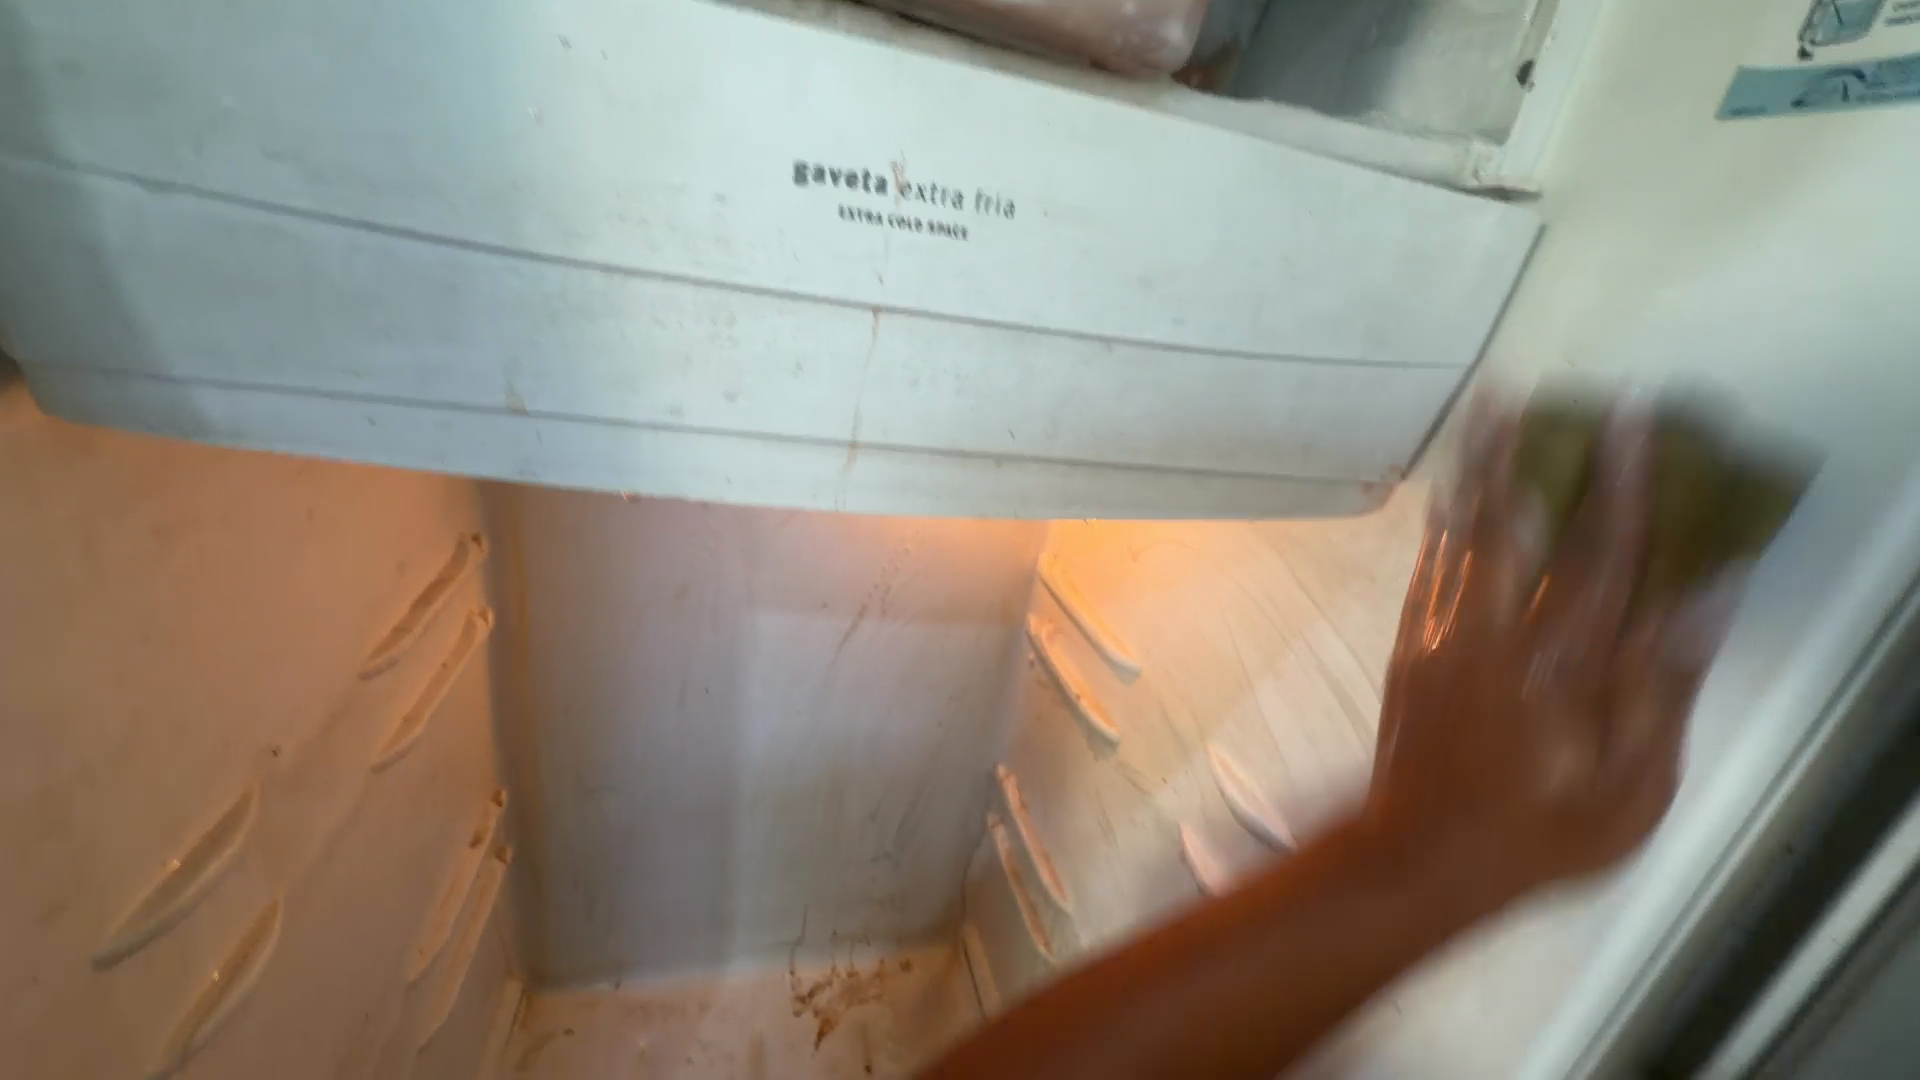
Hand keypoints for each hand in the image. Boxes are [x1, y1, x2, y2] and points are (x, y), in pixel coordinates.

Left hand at [1366, 400, 1748, 901]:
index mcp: (1555, 671)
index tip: (1632, 427)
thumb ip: (1658, 690)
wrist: (1421, 852)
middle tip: (1513, 393)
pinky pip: (1424, 574)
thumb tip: (1695, 602)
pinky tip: (1444, 497)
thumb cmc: (1536, 834)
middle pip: (1508, 532)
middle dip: (1513, 457)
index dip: (1619, 489)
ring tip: (1473, 421)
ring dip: (1468, 476)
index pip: (1599, 561)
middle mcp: (1487, 639)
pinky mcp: (1406, 649)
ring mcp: (1436, 639)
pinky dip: (1437, 530)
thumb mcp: (1630, 788)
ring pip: (1457, 542)